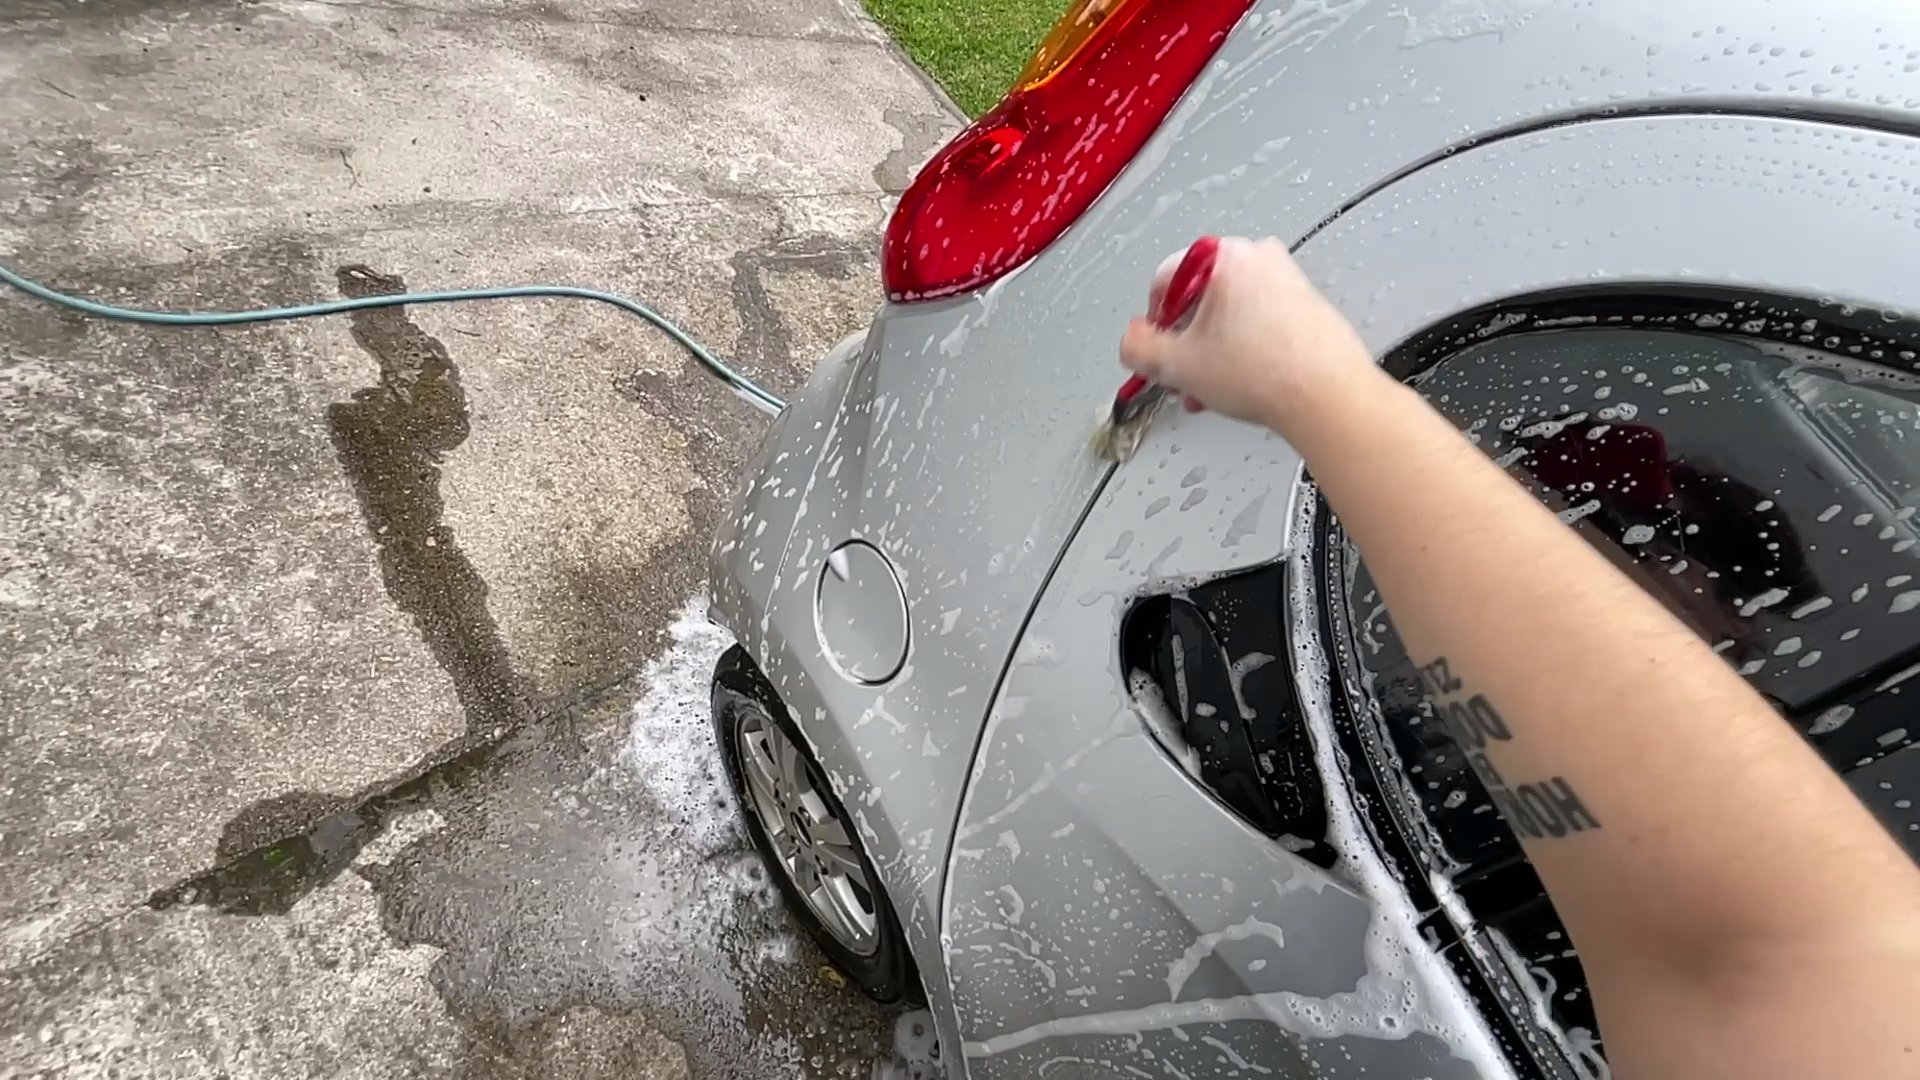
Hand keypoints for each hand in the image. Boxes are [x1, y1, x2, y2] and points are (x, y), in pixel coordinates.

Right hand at [1119, 236, 1377, 431]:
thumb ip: (1138, 348)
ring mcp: (1286, 278)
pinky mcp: (1304, 304)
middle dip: (1183, 342)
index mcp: (1224, 257)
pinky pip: (1255, 320)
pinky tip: (1239, 382)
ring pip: (1226, 313)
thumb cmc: (1266, 374)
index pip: (1163, 279)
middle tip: (1182, 373)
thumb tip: (1132, 340)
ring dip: (1209, 351)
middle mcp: (1258, 257)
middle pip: (1196, 297)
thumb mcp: (1178, 366)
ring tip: (1210, 386)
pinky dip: (1240, 348)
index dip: (1152, 322)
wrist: (1327, 396)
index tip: (1155, 350)